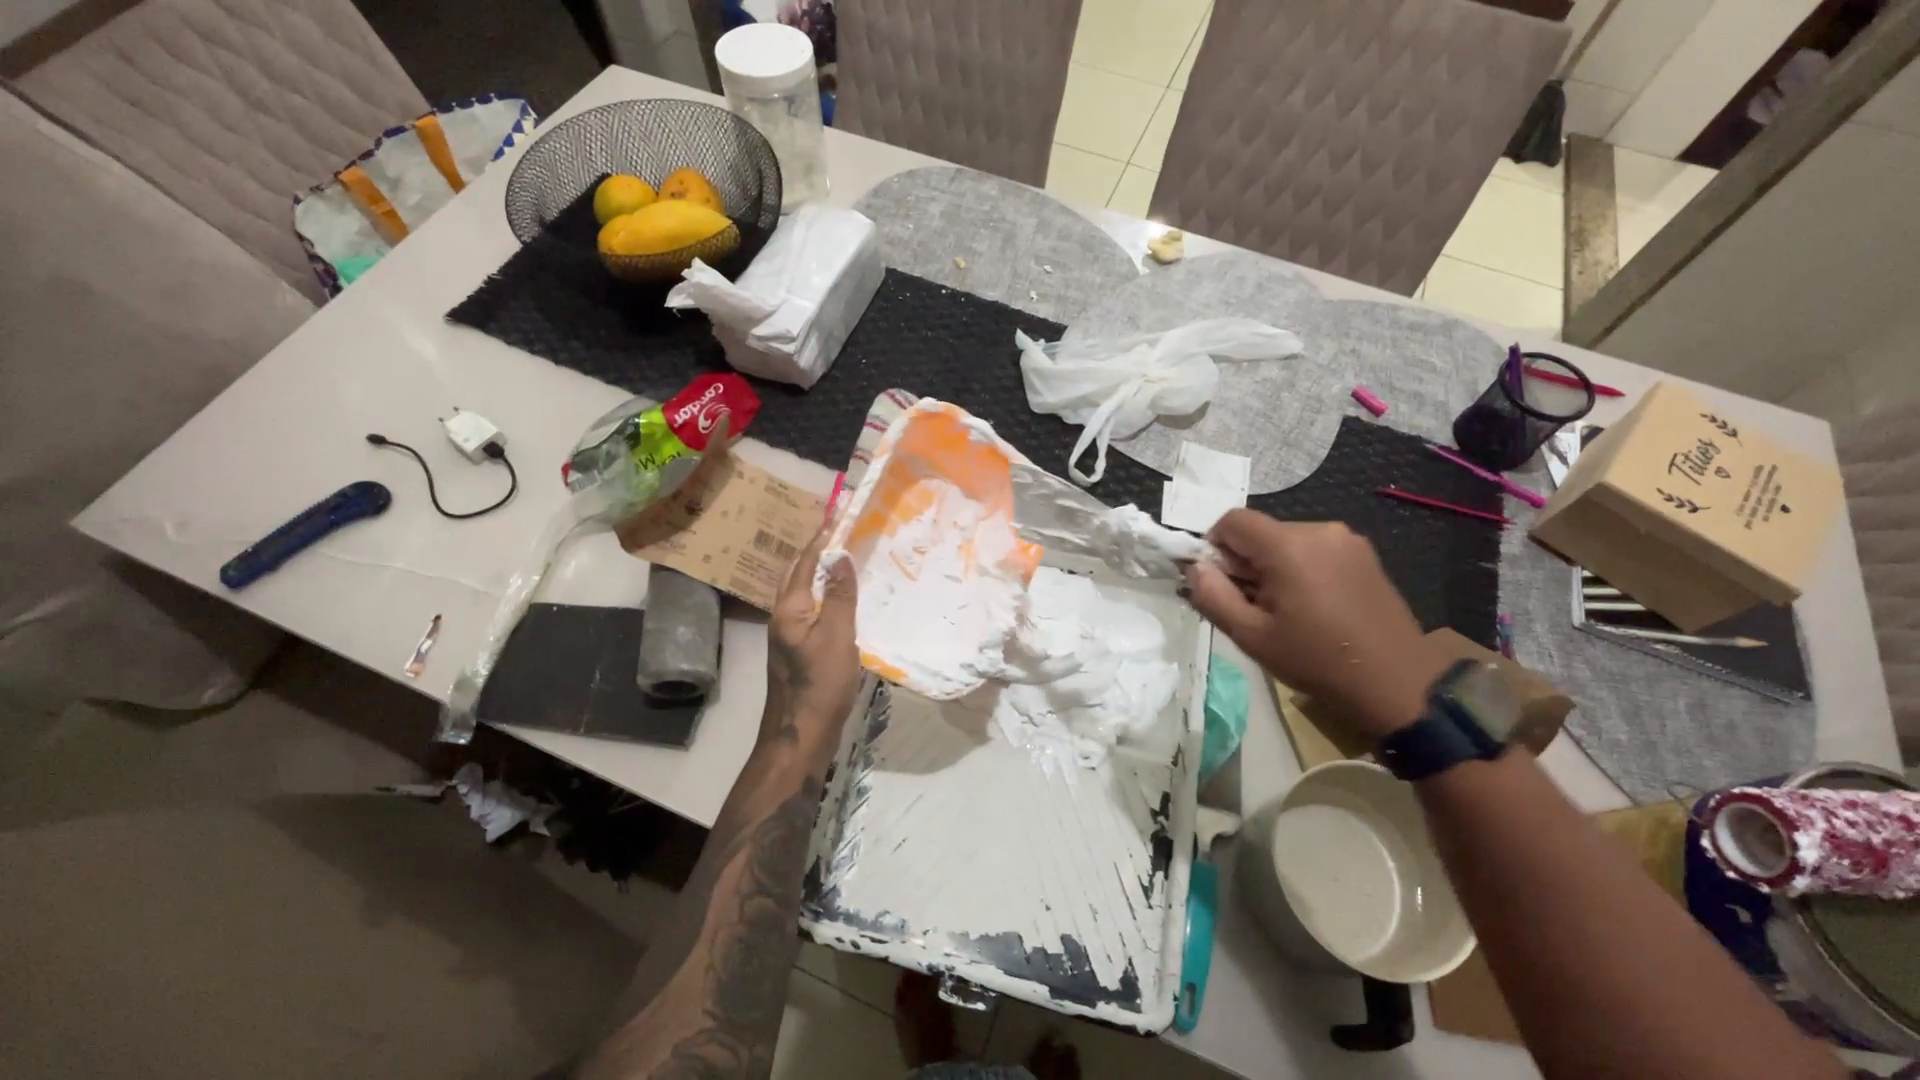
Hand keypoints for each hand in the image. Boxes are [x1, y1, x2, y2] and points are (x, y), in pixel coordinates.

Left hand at [762, 523, 860, 746]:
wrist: (800, 734)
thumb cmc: (820, 684)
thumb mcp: (837, 636)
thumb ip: (840, 596)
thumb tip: (840, 556)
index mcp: (789, 608)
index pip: (805, 562)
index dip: (822, 538)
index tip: (838, 514)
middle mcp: (782, 616)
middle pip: (797, 575)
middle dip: (817, 551)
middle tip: (842, 532)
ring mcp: (787, 635)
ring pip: (804, 594)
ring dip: (820, 573)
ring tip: (845, 559)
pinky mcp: (796, 651)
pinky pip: (811, 611)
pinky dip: (825, 597)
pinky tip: (842, 601)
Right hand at [1183, 510, 1448, 741]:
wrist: (1395, 681)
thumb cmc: (1316, 660)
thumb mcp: (1251, 636)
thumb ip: (1213, 596)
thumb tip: (1194, 567)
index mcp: (1288, 545)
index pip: (1232, 520)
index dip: (1216, 548)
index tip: (1222, 586)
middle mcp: (1319, 530)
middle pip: (1261, 532)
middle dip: (1247, 563)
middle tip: (1255, 608)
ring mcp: (1347, 540)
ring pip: (1288, 541)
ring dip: (1275, 567)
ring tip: (1288, 611)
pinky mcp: (1365, 554)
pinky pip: (1316, 550)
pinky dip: (1303, 570)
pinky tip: (1315, 607)